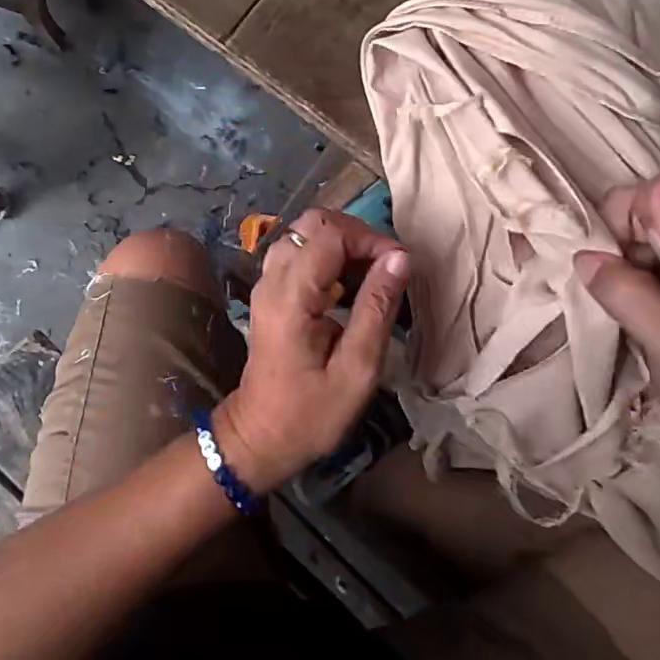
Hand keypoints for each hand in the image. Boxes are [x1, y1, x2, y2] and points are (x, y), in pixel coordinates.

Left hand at [213, 209, 411, 492]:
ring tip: (372, 275)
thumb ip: (376, 309)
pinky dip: (329, 256)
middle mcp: (272, 280)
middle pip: (313, 223)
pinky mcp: (270, 292)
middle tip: (386, 265)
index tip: (398, 264)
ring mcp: (266, 283)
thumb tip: (400, 258)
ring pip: (305, 234)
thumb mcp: (356, 370)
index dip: (368, 238)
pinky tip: (350, 285)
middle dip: (356, 234)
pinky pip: (299, 253)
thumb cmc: (310, 414)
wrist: (260, 436)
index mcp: (290, 297)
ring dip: (342, 244)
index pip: (328, 233)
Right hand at [575, 165, 659, 468]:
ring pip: (641, 231)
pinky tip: (610, 298)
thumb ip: (632, 297)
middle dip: (628, 228)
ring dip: (616, 252)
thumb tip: (582, 257)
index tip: (644, 245)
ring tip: (614, 294)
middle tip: (618, 273)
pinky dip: (614, 271)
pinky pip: (635, 260)